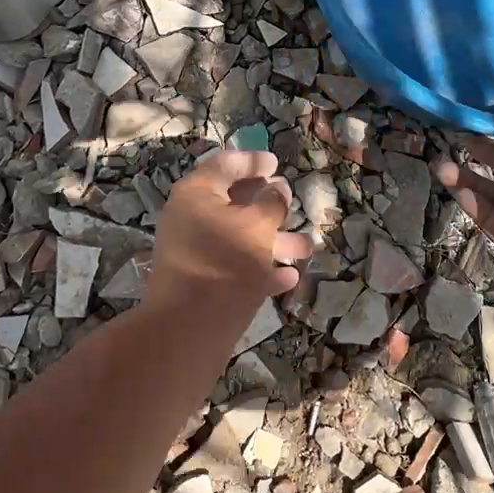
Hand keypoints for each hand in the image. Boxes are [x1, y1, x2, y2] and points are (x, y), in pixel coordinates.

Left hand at [146, 150, 311, 312]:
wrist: (187, 331)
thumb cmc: (225, 265)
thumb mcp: (257, 227)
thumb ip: (272, 203)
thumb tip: (278, 188)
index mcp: (197, 193)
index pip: (226, 164)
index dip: (254, 161)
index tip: (277, 163)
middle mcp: (191, 217)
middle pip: (233, 201)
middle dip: (267, 203)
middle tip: (291, 201)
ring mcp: (194, 251)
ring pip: (238, 236)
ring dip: (273, 239)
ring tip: (306, 247)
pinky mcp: (199, 281)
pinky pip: (233, 266)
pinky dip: (260, 268)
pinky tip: (289, 277)